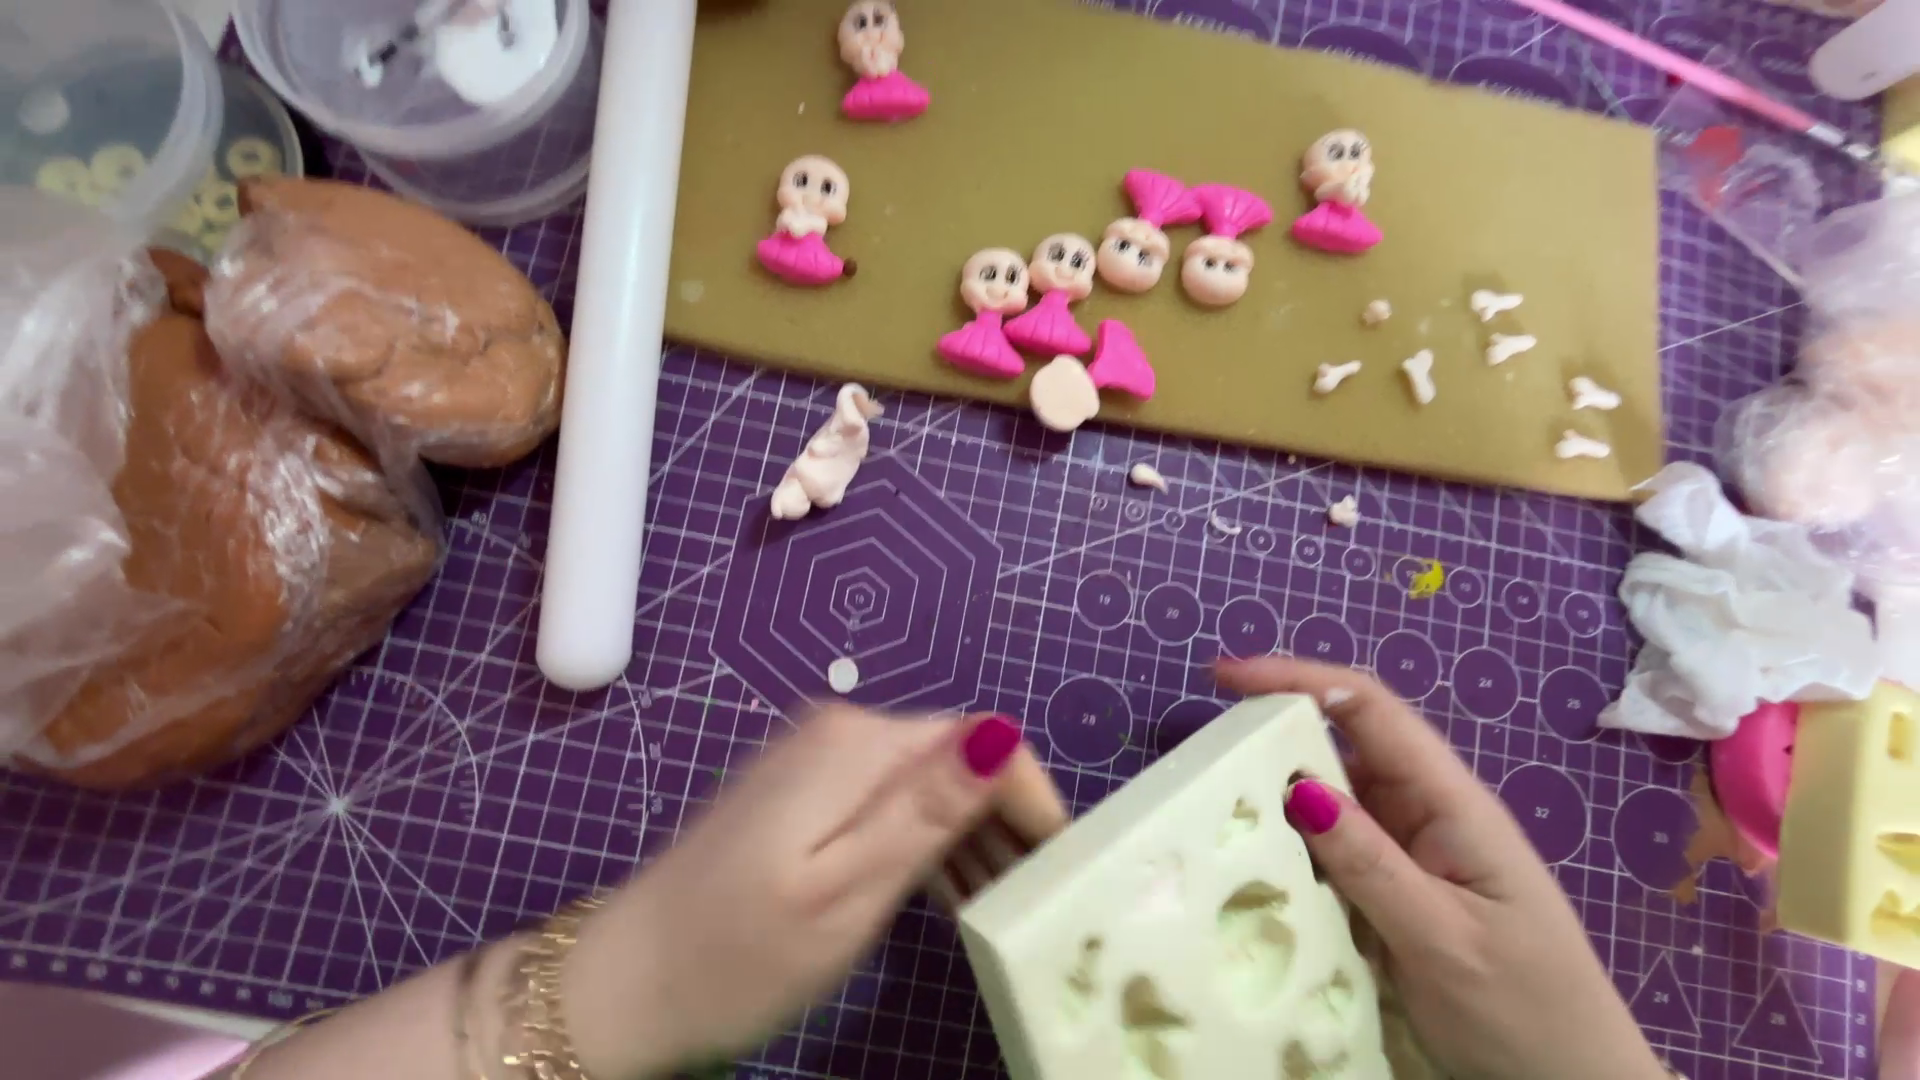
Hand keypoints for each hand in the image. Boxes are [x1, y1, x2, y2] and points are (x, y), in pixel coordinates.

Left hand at [560, 708, 1045, 1075]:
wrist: (626, 980)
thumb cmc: (741, 952)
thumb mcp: (848, 890)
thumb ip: (927, 809)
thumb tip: (1002, 735)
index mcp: (858, 745)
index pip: (980, 738)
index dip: (1029, 794)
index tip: (1060, 867)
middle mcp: (844, 732)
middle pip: (956, 756)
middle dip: (1007, 817)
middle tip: (1039, 901)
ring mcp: (822, 760)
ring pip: (928, 781)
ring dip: (974, 834)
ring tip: (1005, 906)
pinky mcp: (809, 793)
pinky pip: (893, 801)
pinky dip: (931, 840)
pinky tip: (951, 890)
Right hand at [1217, 657, 1668, 1079]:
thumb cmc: (1528, 1017)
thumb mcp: (1445, 942)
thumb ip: (1370, 864)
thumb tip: (1295, 787)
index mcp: (1450, 803)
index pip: (1369, 710)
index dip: (1297, 679)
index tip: (1226, 676)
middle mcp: (1423, 810)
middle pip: (1339, 742)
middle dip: (1272, 733)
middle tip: (1204, 752)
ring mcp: (1405, 846)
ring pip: (1327, 795)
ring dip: (1274, 791)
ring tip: (1213, 803)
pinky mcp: (1388, 882)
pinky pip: (1327, 843)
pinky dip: (1286, 839)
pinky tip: (1253, 856)